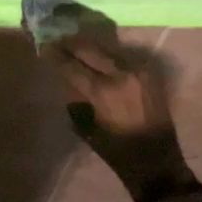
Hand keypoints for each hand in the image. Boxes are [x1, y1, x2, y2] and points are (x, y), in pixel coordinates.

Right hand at [47, 14, 193, 201]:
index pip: (72, 65)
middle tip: (57, 39)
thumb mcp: (86, 128)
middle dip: (71, 43)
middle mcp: (120, 74)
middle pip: (89, 49)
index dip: (56, 56)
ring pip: (107, 48)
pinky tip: (97, 54)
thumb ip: (76, 98)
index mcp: (101, 92)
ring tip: (74, 43)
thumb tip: (66, 77)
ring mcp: (136, 69)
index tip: (44, 47)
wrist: (157, 162)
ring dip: (89, 45)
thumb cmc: (117, 152)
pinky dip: (107, 53)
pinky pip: (122, 55)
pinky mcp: (148, 71)